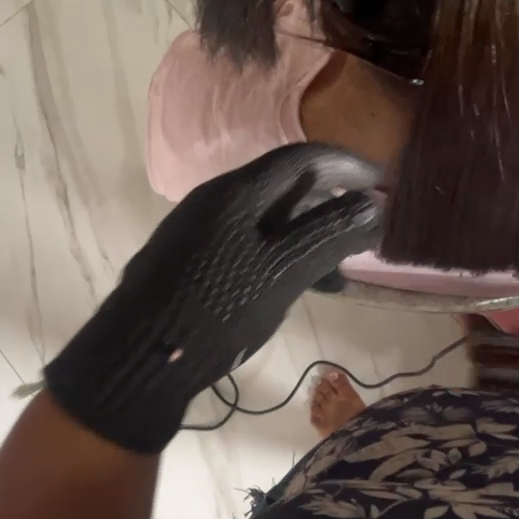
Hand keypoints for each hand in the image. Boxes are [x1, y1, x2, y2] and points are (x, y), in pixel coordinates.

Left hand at [44, 144, 382, 452]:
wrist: (138, 359)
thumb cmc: (216, 310)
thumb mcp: (283, 274)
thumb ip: (329, 235)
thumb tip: (373, 205)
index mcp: (237, 192)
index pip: (301, 159)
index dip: (346, 165)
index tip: (381, 180)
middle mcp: (217, 200)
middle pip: (286, 188)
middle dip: (331, 206)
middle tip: (365, 228)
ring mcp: (202, 231)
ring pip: (269, 221)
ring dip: (309, 237)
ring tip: (341, 273)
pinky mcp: (194, 260)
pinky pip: (251, 245)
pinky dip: (283, 257)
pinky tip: (300, 289)